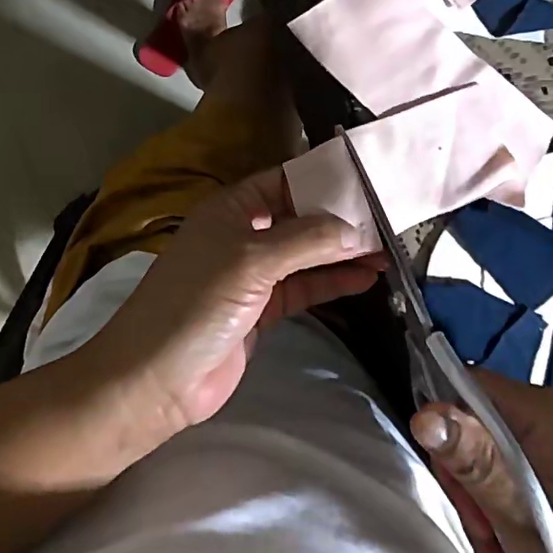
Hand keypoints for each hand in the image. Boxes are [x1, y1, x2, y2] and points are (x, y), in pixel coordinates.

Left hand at [76, 166, 379, 438]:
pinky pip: (303, 287)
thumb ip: (305, 241)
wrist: (159, 375)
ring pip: (304, 253)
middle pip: (297, 216)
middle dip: (340, 218)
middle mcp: (240, 233)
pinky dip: (331, 282)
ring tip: (391, 250)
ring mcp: (250, 272)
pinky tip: (366, 278)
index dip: (323, 178)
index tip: (371, 177)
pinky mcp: (259, 308)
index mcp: (229, 208)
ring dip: (342, 252)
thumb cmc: (196, 303)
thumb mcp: (249, 262)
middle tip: (393, 217)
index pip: (282, 180)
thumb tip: (356, 228)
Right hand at [411, 372, 552, 552]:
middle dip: (463, 480)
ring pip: (477, 456)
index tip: (452, 481)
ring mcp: (551, 451)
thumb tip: (425, 416)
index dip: (445, 427)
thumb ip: (478, 465)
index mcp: (552, 415)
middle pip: (467, 425)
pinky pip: (497, 478)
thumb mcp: (530, 523)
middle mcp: (550, 422)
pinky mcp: (550, 478)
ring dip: (476, 507)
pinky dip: (492, 516)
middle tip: (480, 529)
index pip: (465, 385)